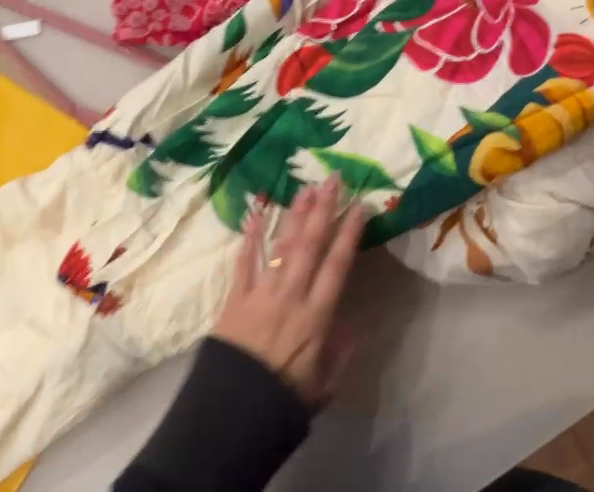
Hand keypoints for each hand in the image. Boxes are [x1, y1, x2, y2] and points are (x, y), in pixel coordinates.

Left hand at [214, 175, 365, 407]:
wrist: (232, 413)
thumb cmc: (283, 401)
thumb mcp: (324, 385)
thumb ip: (341, 351)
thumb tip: (355, 320)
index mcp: (316, 317)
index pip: (337, 265)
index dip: (350, 234)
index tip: (360, 206)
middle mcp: (291, 297)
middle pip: (310, 245)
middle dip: (323, 210)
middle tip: (333, 179)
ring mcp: (261, 294)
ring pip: (281, 246)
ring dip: (294, 215)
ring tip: (305, 188)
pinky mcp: (235, 299)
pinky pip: (244, 262)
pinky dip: (249, 237)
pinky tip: (255, 213)